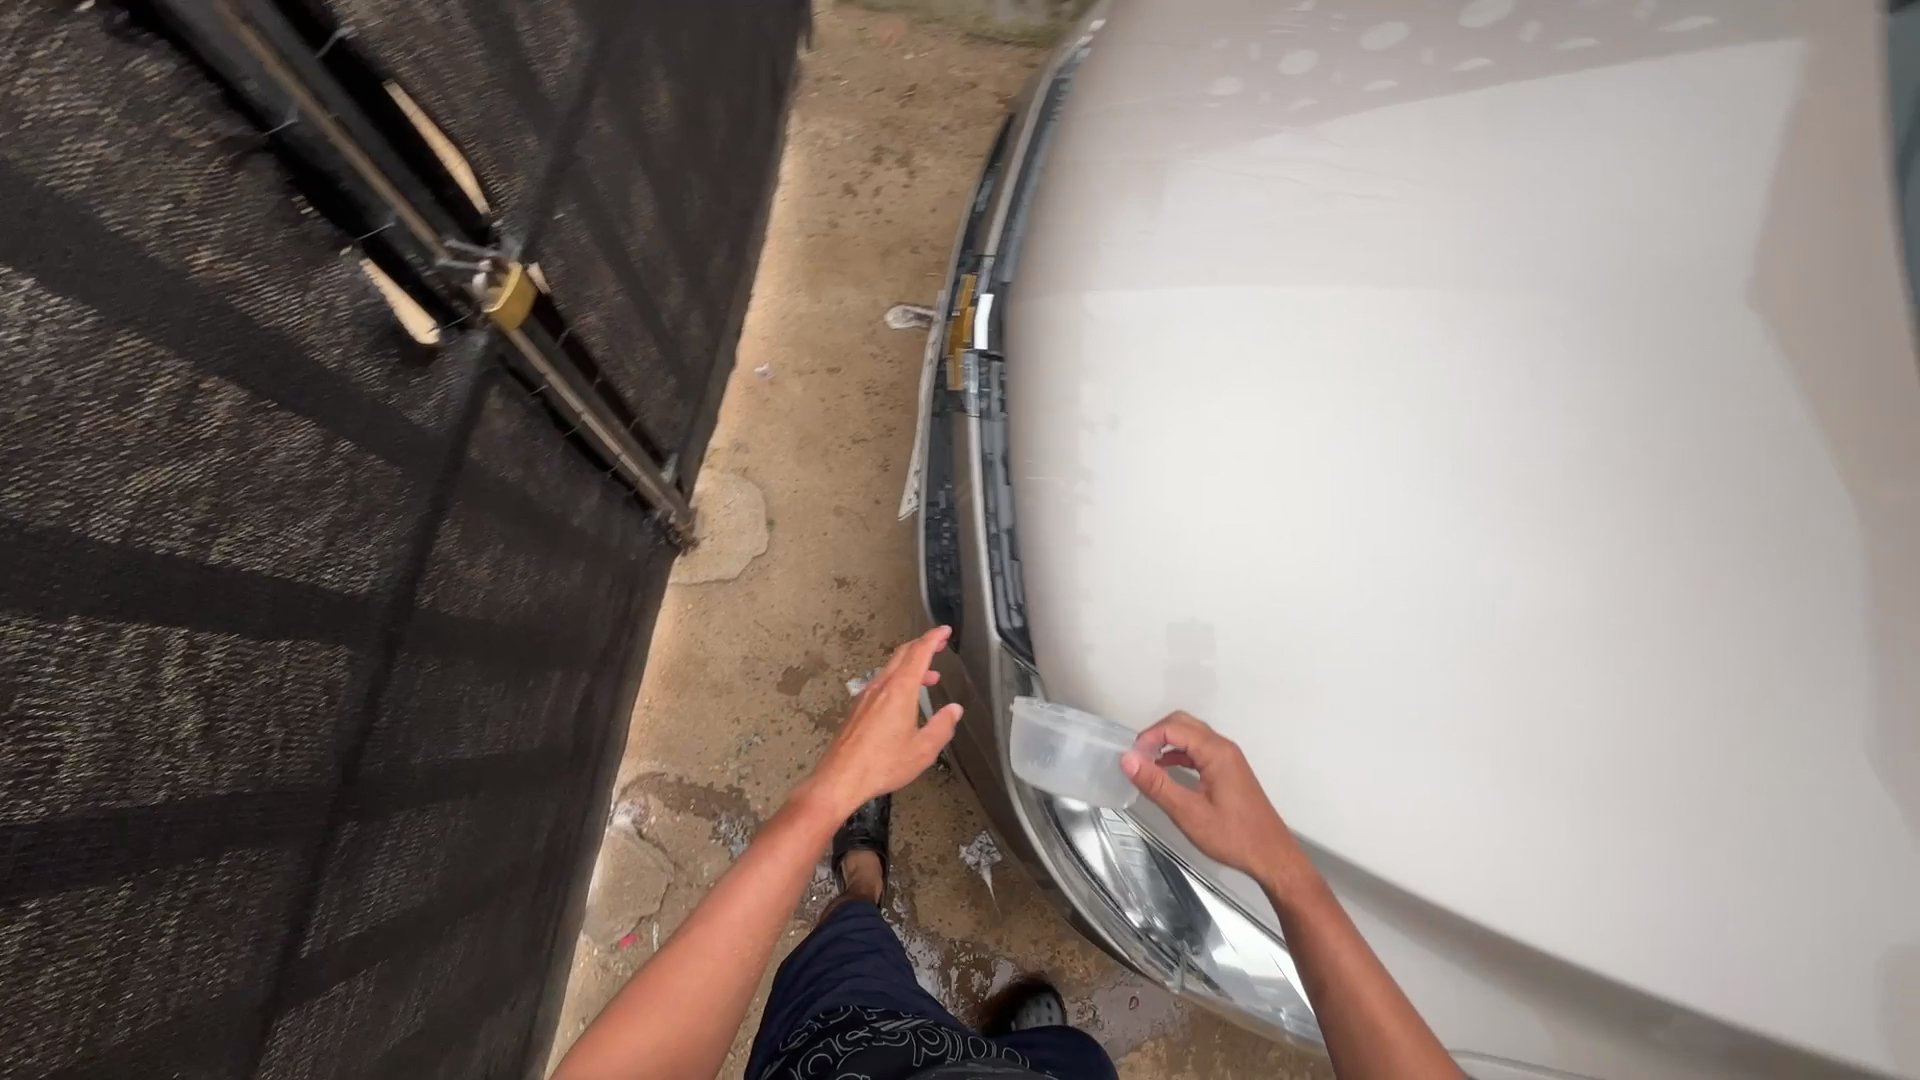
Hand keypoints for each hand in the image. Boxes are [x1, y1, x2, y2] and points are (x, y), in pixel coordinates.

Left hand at [801, 626, 962, 817]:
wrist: (840, 778)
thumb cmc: (881, 764)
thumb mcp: (923, 749)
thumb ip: (942, 726)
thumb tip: (954, 711)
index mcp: (899, 690)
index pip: (919, 652)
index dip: (933, 638)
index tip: (944, 631)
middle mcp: (881, 687)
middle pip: (903, 654)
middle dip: (922, 645)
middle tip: (938, 643)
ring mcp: (866, 696)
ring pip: (891, 668)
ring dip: (911, 665)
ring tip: (929, 676)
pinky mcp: (858, 708)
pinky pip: (881, 682)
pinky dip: (898, 679)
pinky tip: (904, 698)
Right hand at [1120, 712, 1308, 891]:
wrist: (1272, 856)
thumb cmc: (1234, 837)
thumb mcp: (1188, 813)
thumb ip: (1157, 784)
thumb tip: (1128, 760)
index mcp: (1216, 752)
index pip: (1173, 727)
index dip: (1148, 738)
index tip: (1132, 759)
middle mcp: (1223, 748)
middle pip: (1182, 723)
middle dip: (1155, 735)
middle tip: (1137, 757)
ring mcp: (1227, 758)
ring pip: (1190, 735)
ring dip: (1166, 743)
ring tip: (1146, 764)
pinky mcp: (1228, 769)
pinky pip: (1198, 750)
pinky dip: (1178, 754)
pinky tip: (1165, 771)